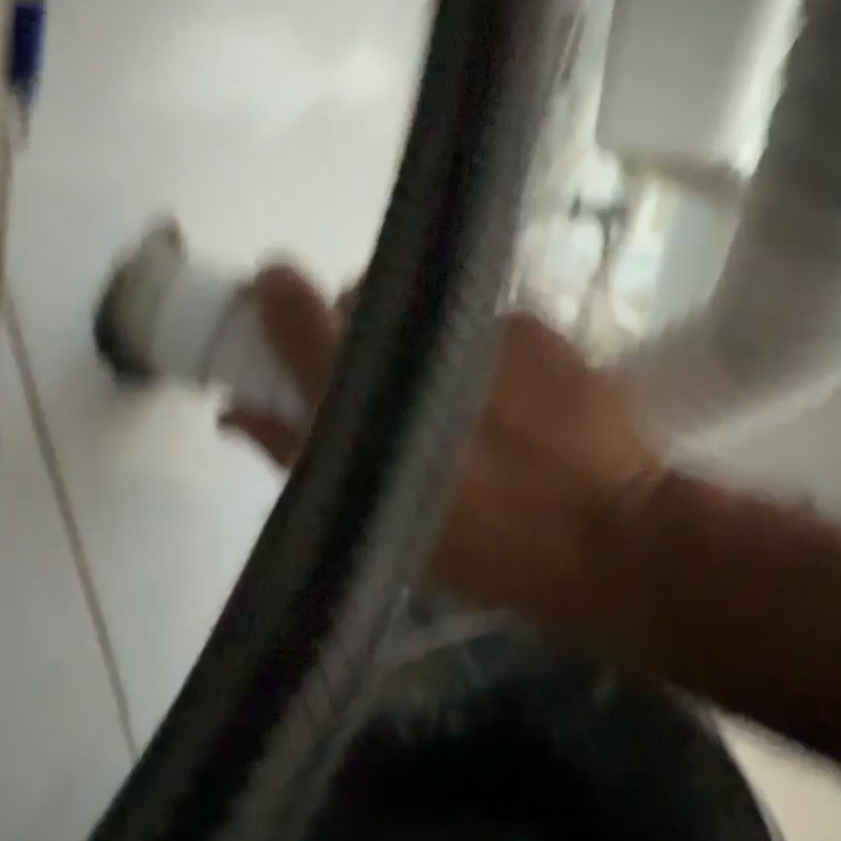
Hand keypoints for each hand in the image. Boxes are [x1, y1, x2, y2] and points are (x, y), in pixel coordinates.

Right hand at [219, 265, 665, 623]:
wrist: (608, 537)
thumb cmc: (479, 545)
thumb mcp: (373, 510)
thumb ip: (295, 453)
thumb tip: (232, 410)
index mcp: (366, 389)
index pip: (293, 308)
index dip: (273, 295)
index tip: (271, 297)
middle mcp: (416, 338)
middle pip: (357, 298)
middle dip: (356, 327)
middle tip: (382, 377)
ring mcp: (478, 322)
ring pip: (423, 305)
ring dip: (419, 332)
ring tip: (449, 385)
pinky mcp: (534, 322)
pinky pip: (481, 320)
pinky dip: (479, 346)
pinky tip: (506, 392)